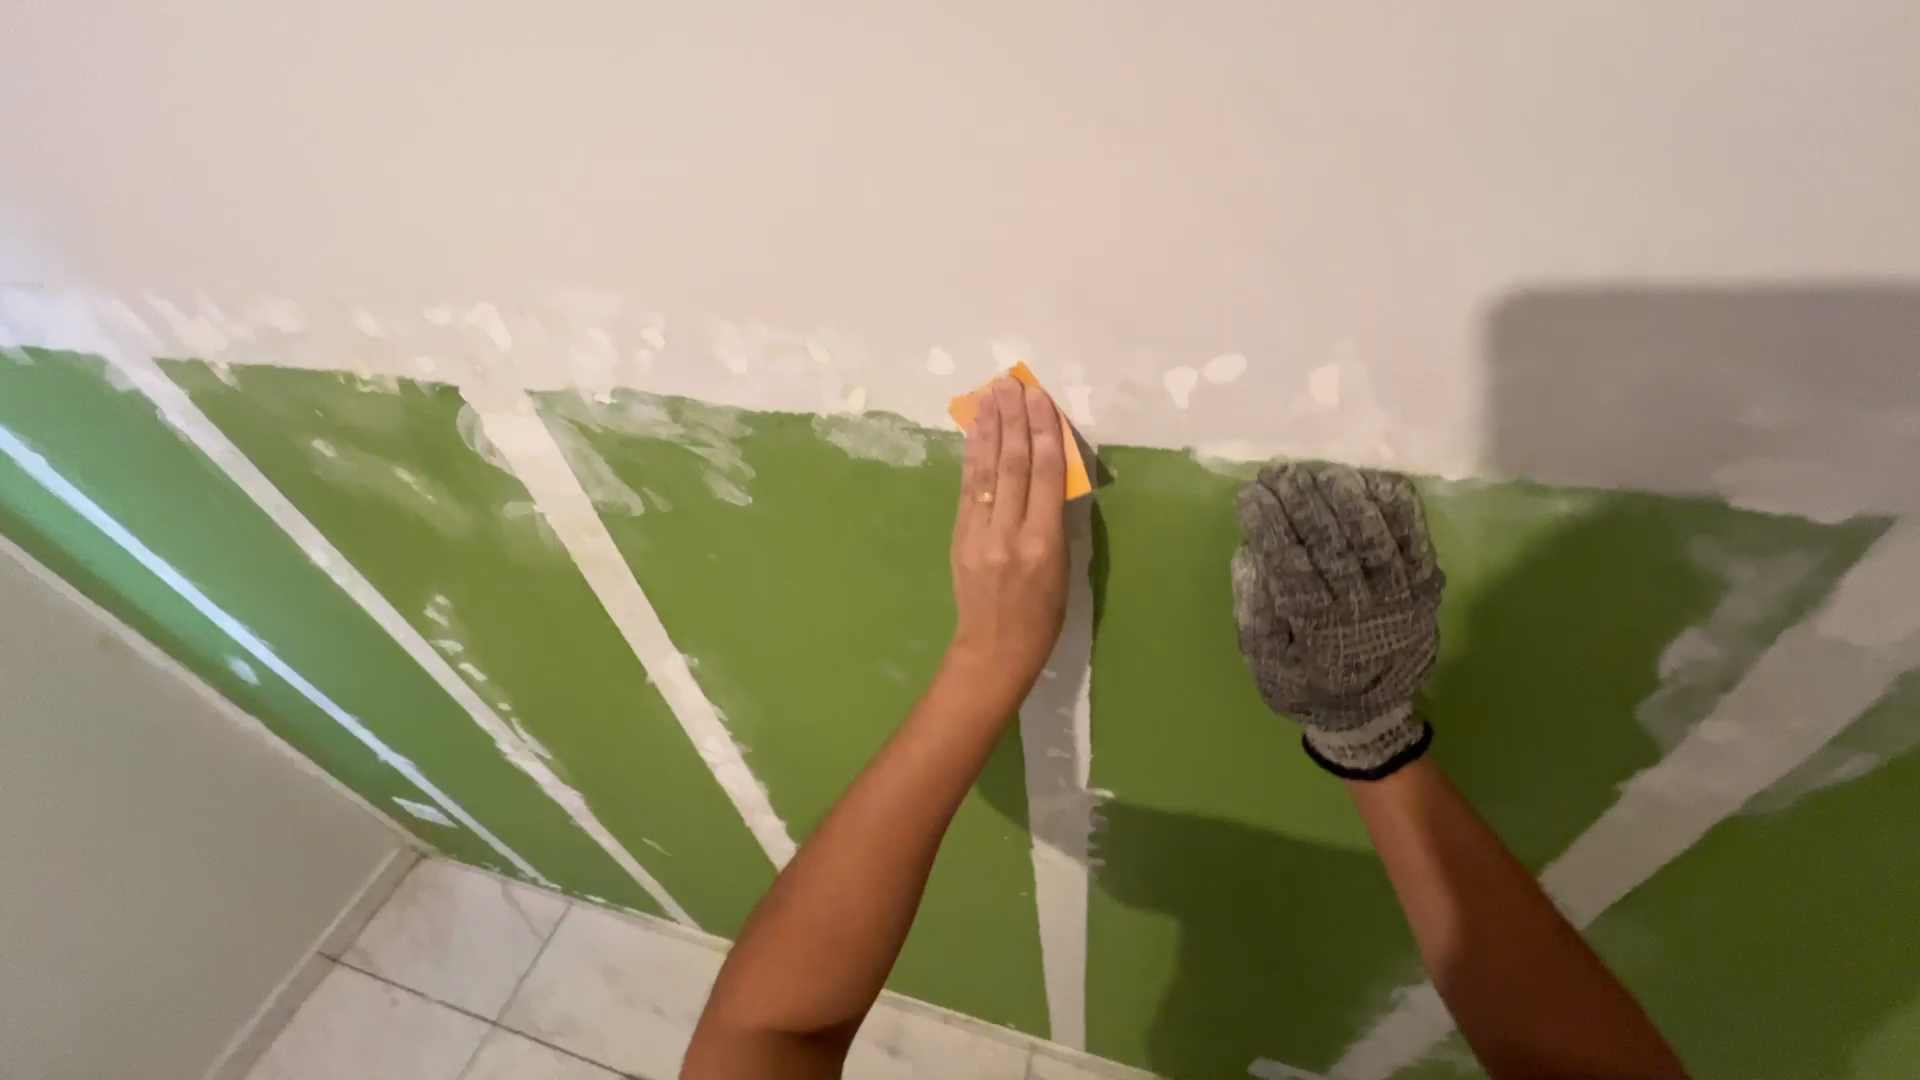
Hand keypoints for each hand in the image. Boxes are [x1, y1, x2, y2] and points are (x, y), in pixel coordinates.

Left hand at [946, 377, 1069, 699]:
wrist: (994, 649)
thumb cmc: (1043, 616)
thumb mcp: (1064, 570)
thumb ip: (1055, 521)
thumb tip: (1049, 475)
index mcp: (1045, 543)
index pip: (1046, 474)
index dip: (1044, 431)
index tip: (1040, 398)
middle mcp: (1010, 532)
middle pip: (1014, 464)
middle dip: (1014, 420)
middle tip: (1011, 383)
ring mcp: (979, 534)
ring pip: (987, 471)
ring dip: (990, 429)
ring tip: (991, 396)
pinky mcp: (959, 537)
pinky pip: (969, 489)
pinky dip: (972, 457)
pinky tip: (975, 433)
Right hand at [1231, 462, 1445, 778]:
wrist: (1367, 717)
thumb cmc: (1303, 686)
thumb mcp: (1264, 661)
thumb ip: (1254, 611)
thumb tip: (1248, 556)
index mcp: (1317, 631)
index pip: (1288, 565)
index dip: (1269, 526)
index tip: (1249, 495)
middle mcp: (1361, 612)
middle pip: (1331, 545)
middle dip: (1303, 503)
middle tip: (1280, 471)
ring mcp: (1398, 600)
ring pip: (1375, 540)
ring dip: (1350, 501)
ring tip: (1324, 472)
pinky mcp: (1424, 592)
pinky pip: (1417, 545)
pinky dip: (1401, 512)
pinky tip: (1379, 482)